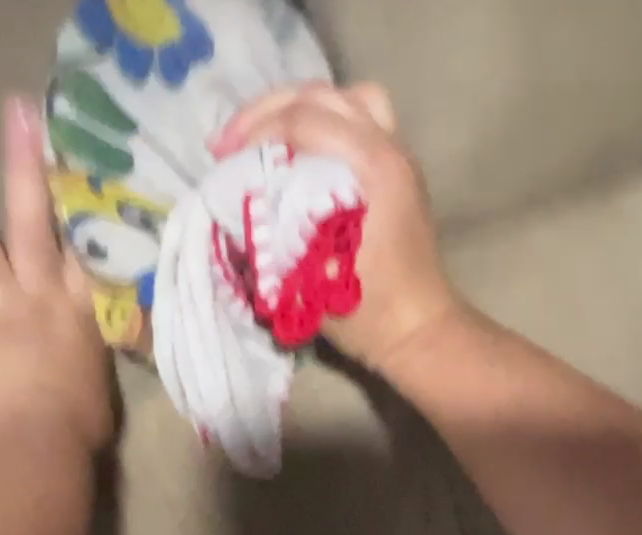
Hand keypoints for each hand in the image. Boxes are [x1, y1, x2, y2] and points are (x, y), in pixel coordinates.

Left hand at [0, 99, 113, 450]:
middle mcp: (39, 291)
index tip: (82, 155)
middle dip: (25, 162)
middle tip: (14, 109)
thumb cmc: (80, 424)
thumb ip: (95, 340)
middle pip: (33, 218)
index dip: (85, 197)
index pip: (86, 242)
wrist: (36, 446)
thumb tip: (94, 324)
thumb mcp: (103, 375)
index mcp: (84, 308)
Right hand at [212, 83, 464, 372]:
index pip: (303, 119)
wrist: (420, 333)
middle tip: (232, 141)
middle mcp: (390, 149)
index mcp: (373, 167)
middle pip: (323, 95)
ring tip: (267, 137)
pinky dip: (324, 126)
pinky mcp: (399, 175)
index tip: (221, 158)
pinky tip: (298, 156)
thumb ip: (273, 236)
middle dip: (269, 111)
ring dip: (301, 110)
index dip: (253, 132)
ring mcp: (399, 158)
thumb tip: (235, 210)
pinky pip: (360, 123)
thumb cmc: (368, 313)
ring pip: (348, 100)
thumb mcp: (310, 279)